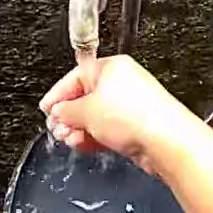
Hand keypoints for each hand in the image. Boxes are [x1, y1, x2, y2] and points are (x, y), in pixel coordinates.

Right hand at [39, 55, 198, 173]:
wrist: (165, 140)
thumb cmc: (135, 116)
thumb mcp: (86, 111)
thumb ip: (66, 111)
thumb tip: (58, 112)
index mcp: (112, 67)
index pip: (77, 76)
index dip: (58, 93)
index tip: (47, 108)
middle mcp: (123, 83)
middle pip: (86, 97)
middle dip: (68, 114)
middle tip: (57, 126)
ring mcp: (130, 105)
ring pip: (96, 115)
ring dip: (79, 128)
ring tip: (68, 138)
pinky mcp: (135, 125)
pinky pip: (108, 129)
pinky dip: (94, 136)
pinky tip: (83, 144)